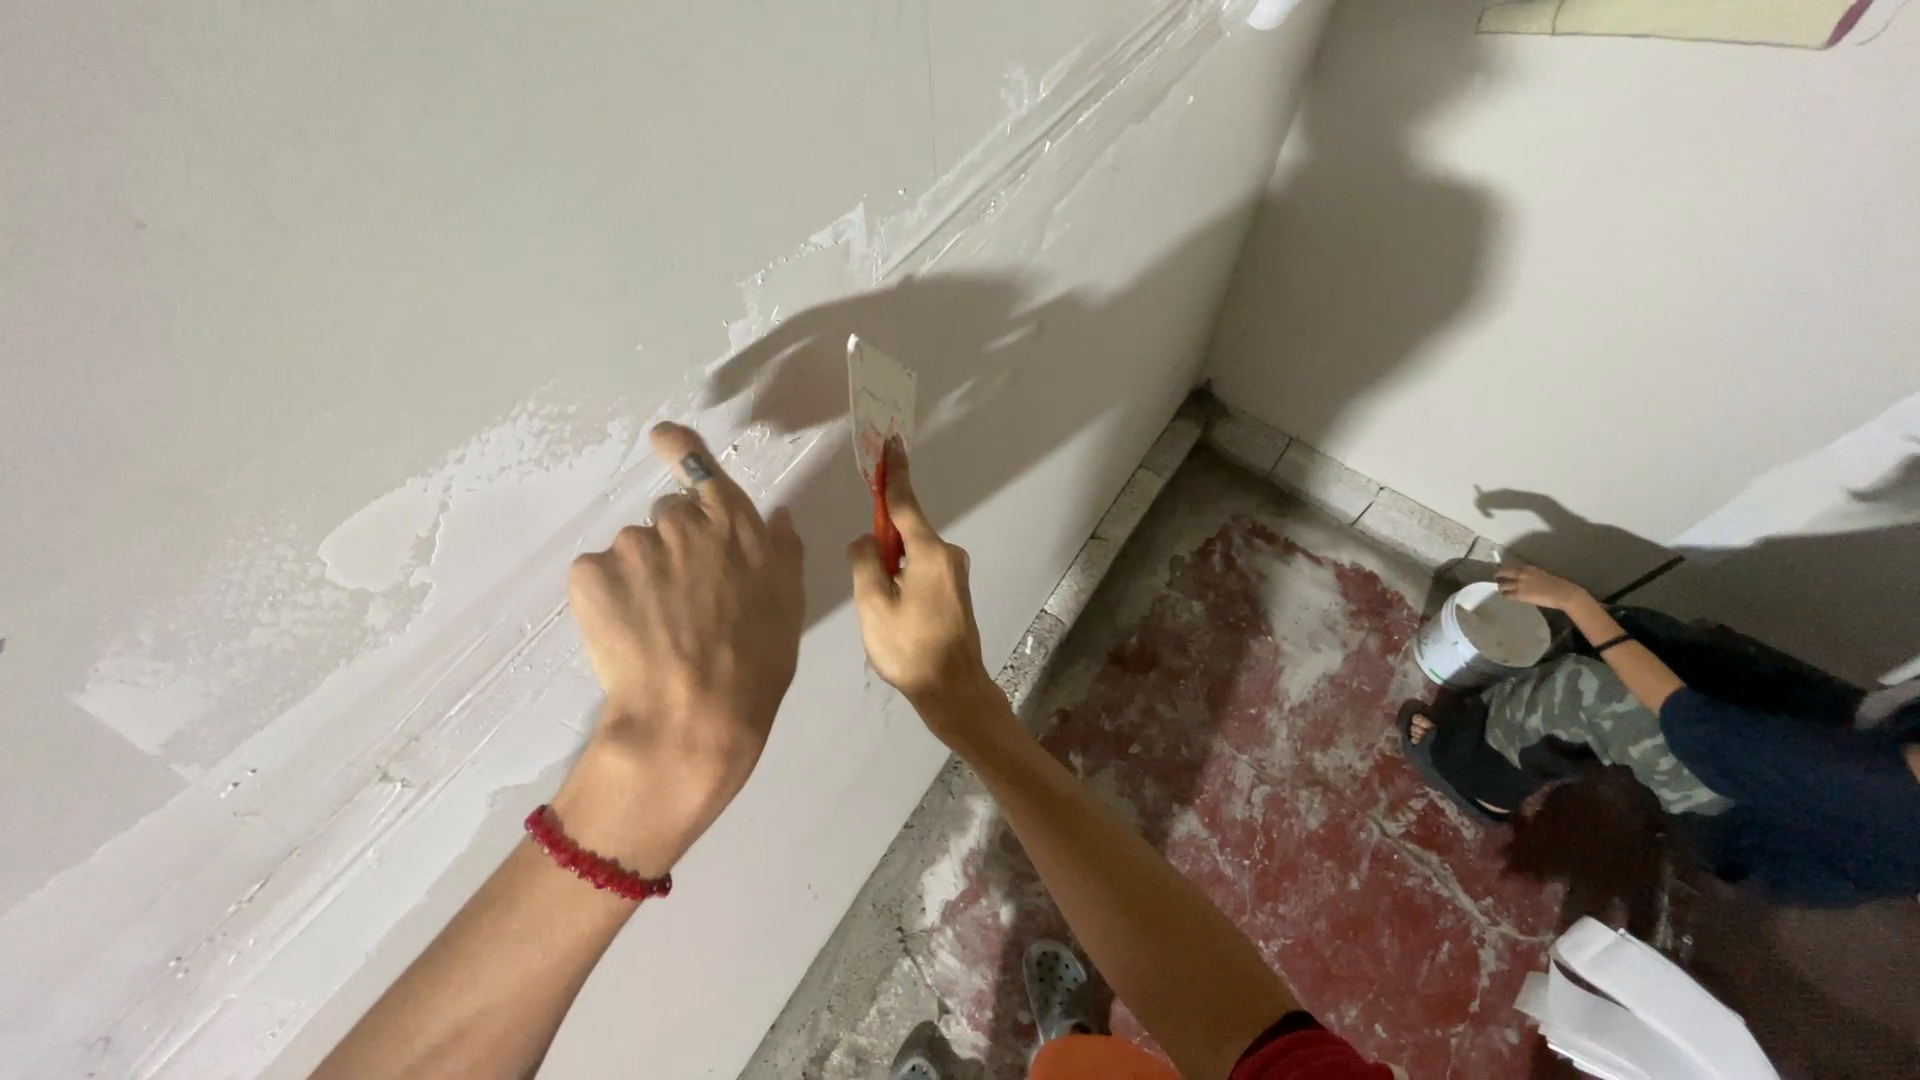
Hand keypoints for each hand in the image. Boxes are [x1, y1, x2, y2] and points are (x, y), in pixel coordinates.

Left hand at [553, 423, 804, 877]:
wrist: (694, 715)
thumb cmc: (757, 661)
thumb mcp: (790, 603)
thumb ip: (782, 548)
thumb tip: (775, 514)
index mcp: (733, 523)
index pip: (696, 462)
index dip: (677, 446)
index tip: (661, 438)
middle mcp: (680, 521)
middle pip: (667, 518)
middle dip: (673, 547)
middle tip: (684, 599)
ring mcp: (631, 546)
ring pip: (633, 552)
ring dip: (641, 577)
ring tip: (657, 628)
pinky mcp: (590, 575)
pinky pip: (599, 577)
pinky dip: (609, 598)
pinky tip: (629, 634)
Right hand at [847, 440, 1008, 745]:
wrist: (953, 690)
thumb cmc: (910, 647)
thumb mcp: (873, 603)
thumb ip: (865, 561)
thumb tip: (868, 540)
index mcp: (930, 551)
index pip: (905, 502)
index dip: (894, 473)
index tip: (892, 443)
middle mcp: (949, 555)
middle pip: (905, 533)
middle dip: (882, 548)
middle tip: (871, 593)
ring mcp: (956, 574)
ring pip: (911, 557)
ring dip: (891, 573)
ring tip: (886, 618)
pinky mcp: (956, 592)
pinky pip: (921, 573)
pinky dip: (903, 583)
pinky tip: (899, 619)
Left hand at [1494, 563, 1588, 610]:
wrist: (1564, 593)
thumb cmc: (1558, 585)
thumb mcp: (1543, 575)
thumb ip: (1532, 576)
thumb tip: (1526, 580)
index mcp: (1529, 568)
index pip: (1512, 568)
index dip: (1507, 571)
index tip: (1505, 574)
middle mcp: (1522, 574)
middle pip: (1502, 572)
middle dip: (1498, 575)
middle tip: (1496, 579)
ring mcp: (1519, 584)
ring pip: (1502, 585)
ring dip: (1501, 588)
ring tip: (1502, 590)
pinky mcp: (1520, 594)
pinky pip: (1507, 595)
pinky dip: (1505, 596)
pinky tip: (1507, 596)